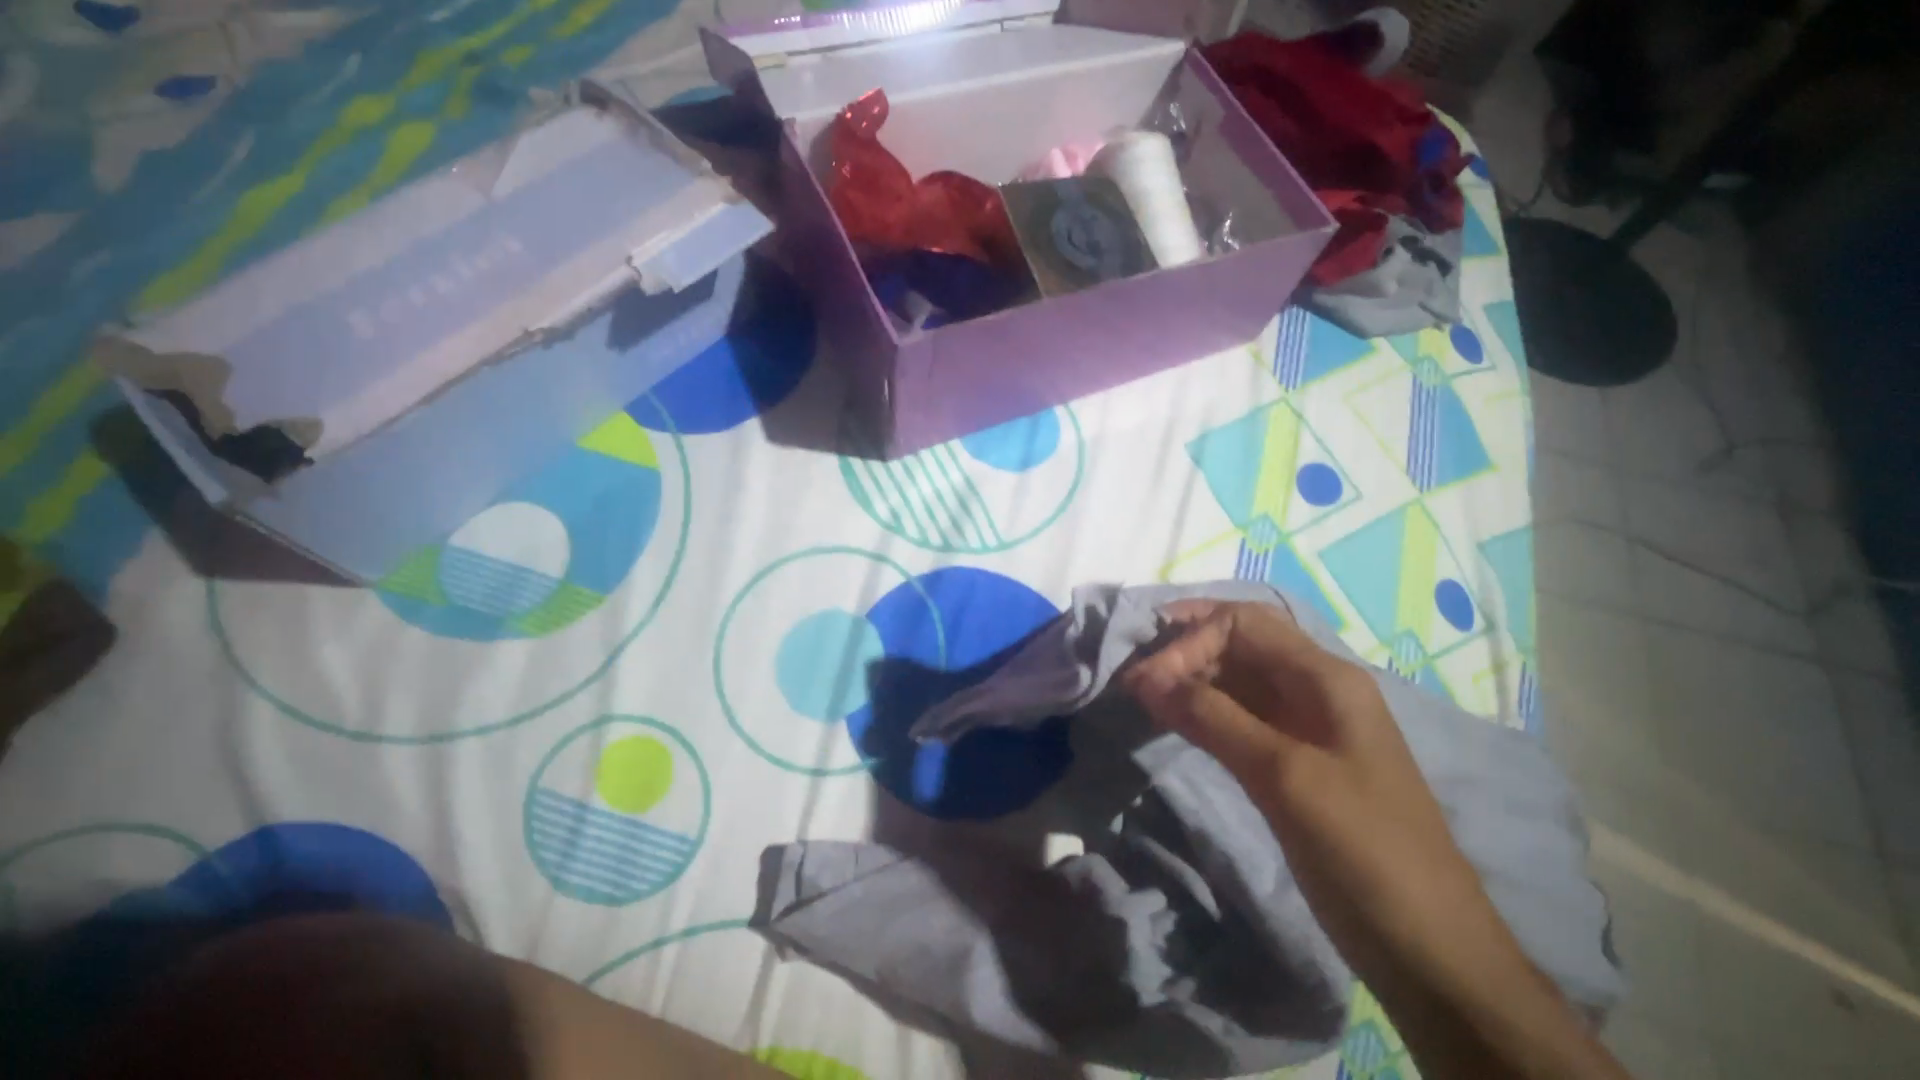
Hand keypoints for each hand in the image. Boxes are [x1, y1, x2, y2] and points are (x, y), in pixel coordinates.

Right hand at [1120, 599, 1491, 986]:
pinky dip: (1204, 715)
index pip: (1244, 623)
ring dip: (1190, 681)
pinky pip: (1242, 721)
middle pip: (1241, 645)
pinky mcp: (1296, 768)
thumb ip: (1214, 718)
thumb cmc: (1363, 849)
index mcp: (1328, 679)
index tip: (1142, 678)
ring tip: (1140, 697)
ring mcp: (1308, 731)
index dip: (1189, 637)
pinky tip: (1173, 724)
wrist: (1427, 943)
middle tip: (1130, 681)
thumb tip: (1145, 675)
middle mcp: (1317, 692)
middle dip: (1184, 651)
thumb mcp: (1285, 776)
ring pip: (1239, 683)